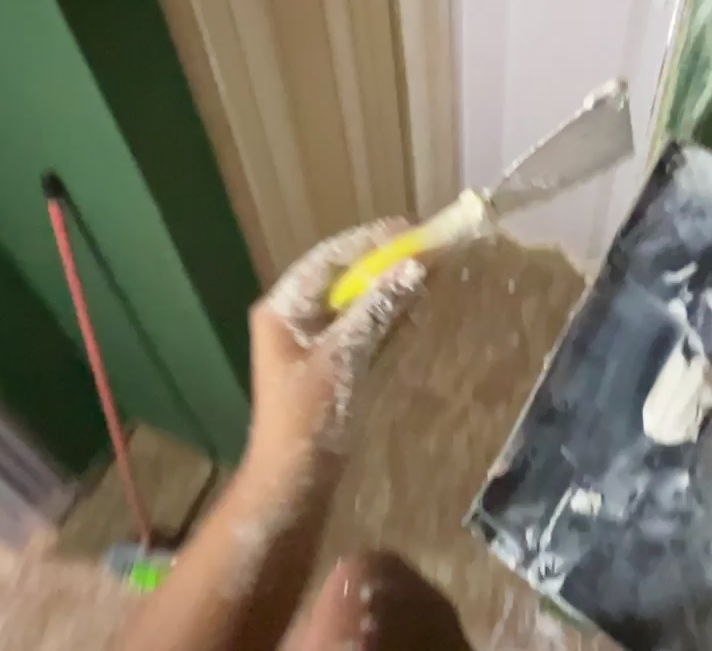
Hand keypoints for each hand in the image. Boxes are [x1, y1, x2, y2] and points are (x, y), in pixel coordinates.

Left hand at [245, 219, 425, 476]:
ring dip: (388, 283)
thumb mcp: (343, 359)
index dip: (371, 240)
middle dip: (383, 259)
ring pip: (354, 296)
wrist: (294, 482)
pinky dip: (386, 310)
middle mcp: (295, 313)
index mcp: (284, 307)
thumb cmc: (309, 420)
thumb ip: (377, 309)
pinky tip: (414, 303)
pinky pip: (361, 321)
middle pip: (343, 272)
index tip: (411, 228)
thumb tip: (414, 266)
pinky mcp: (330, 357)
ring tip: (427, 267)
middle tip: (426, 247)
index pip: (330, 257)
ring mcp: (312, 336)